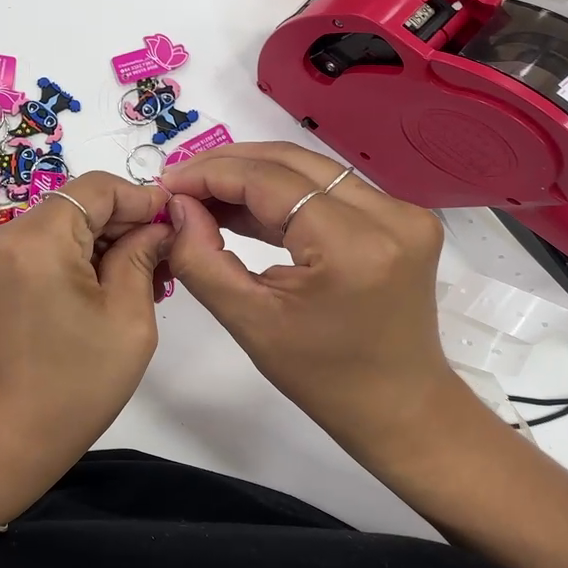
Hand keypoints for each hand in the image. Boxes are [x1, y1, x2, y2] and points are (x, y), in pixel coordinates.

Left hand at [0, 172, 170, 522]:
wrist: (5, 436)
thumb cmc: (74, 384)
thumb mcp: (127, 317)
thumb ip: (142, 256)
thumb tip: (159, 224)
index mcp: (35, 237)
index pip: (96, 187)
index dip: (141, 199)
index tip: (176, 225)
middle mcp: (5, 233)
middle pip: (77, 204)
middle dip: (124, 224)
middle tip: (165, 262)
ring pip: (62, 224)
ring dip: (103, 242)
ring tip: (145, 280)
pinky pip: (43, 247)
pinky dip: (77, 257)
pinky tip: (109, 287)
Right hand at [160, 142, 463, 456]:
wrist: (399, 407)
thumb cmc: (321, 376)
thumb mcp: (246, 320)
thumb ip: (199, 257)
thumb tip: (175, 207)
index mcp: (354, 245)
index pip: (268, 181)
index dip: (210, 175)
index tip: (165, 184)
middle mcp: (389, 215)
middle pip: (291, 161)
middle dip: (226, 165)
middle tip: (178, 183)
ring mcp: (402, 213)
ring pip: (308, 168)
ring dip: (251, 175)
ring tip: (201, 195)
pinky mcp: (400, 218)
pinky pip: (326, 187)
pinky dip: (279, 192)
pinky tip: (239, 208)